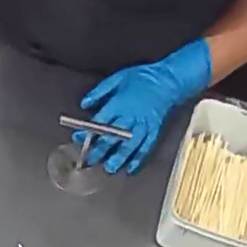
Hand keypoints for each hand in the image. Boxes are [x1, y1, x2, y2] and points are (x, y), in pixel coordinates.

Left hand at [79, 39, 212, 173]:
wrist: (168, 79)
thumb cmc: (142, 78)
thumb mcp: (118, 77)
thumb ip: (100, 91)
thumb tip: (84, 104)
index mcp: (119, 103)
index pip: (100, 122)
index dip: (87, 132)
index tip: (78, 139)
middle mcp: (130, 117)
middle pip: (112, 137)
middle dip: (99, 150)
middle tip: (89, 161)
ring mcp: (143, 126)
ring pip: (129, 146)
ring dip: (118, 158)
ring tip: (109, 168)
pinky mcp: (154, 131)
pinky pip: (145, 148)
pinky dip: (138, 160)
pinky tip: (131, 169)